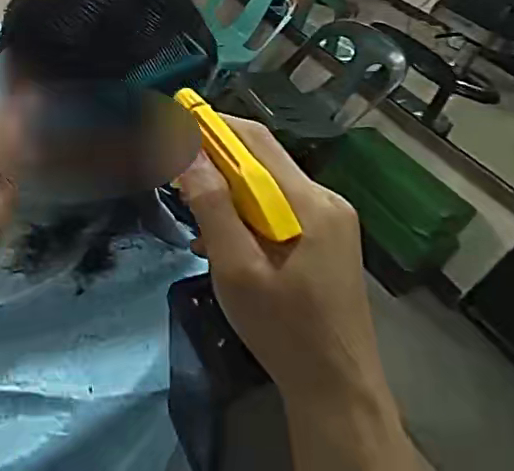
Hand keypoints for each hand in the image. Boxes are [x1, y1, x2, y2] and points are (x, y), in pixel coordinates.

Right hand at [176, 116, 386, 402]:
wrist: (339, 394)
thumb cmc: (285, 333)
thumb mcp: (238, 270)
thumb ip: (212, 207)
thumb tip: (187, 153)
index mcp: (310, 203)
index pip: (254, 141)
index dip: (212, 125)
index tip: (174, 120)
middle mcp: (326, 200)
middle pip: (263, 158)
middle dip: (216, 153)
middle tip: (174, 161)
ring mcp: (330, 220)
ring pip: (268, 182)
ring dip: (228, 185)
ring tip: (190, 200)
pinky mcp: (326, 239)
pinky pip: (279, 206)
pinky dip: (247, 210)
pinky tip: (221, 234)